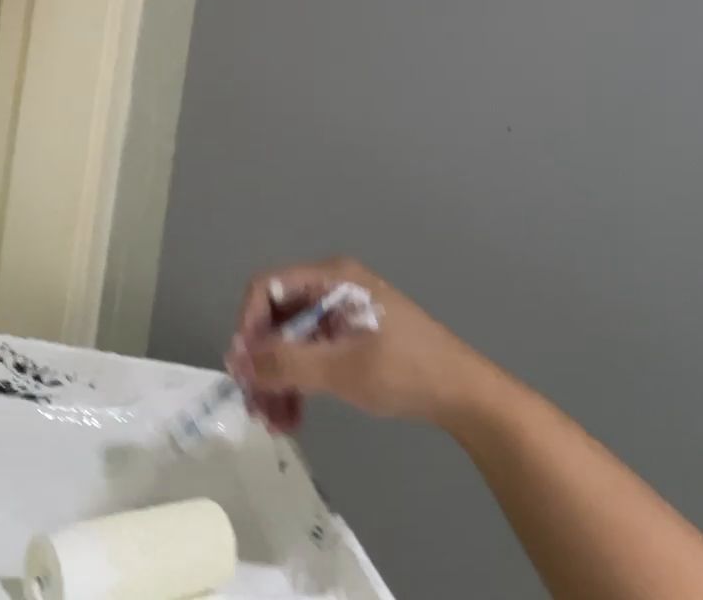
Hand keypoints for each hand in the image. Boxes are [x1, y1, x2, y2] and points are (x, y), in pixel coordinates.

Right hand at [226, 257, 486, 433]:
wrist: (466, 396)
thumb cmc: (406, 371)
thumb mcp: (341, 368)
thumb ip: (286, 362)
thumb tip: (237, 362)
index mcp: (332, 278)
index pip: (267, 287)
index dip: (248, 326)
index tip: (243, 370)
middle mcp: (331, 287)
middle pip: (275, 318)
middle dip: (262, 364)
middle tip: (255, 407)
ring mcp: (340, 313)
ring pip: (289, 342)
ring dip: (276, 381)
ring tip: (274, 423)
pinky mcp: (348, 338)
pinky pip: (308, 355)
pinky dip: (296, 384)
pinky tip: (293, 418)